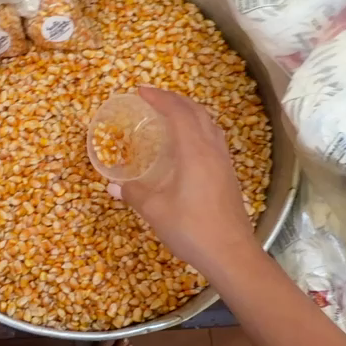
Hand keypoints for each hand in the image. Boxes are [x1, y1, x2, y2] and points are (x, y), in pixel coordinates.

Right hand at [115, 86, 259, 276]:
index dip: (159, 98)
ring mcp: (224, 162)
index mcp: (195, 152)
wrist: (232, 254)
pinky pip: (213, 139)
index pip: (178, 113)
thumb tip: (113, 186)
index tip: (140, 91)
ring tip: (170, 114)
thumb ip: (133, 193)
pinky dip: (197, 128)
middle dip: (174, 100)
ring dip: (189, 112)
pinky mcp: (228, 175)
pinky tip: (186, 144)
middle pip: (197, 112)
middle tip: (153, 98)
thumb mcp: (155, 211)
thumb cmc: (192, 229)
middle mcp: (212, 150)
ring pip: (209, 124)